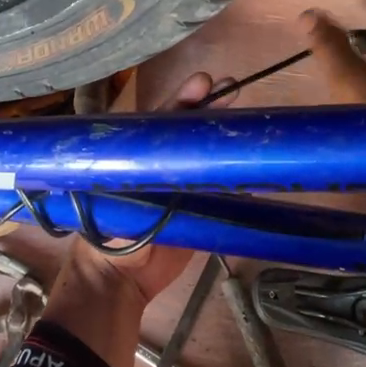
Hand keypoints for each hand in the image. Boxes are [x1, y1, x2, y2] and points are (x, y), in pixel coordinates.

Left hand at [65, 70, 224, 302]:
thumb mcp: (113, 203)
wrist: (119, 281)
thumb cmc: (108, 236)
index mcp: (137, 154)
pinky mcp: (203, 210)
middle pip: (189, 129)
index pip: (161, 120)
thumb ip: (132, 184)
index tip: (200, 84)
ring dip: (226, 134)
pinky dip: (240, 174)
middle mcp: (163, 163)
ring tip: (247, 114)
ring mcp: (185, 185)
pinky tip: (257, 160)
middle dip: (208, 107)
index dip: (181, 101)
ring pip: (208, 152)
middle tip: (230, 88)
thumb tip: (154, 167)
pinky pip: (224, 187)